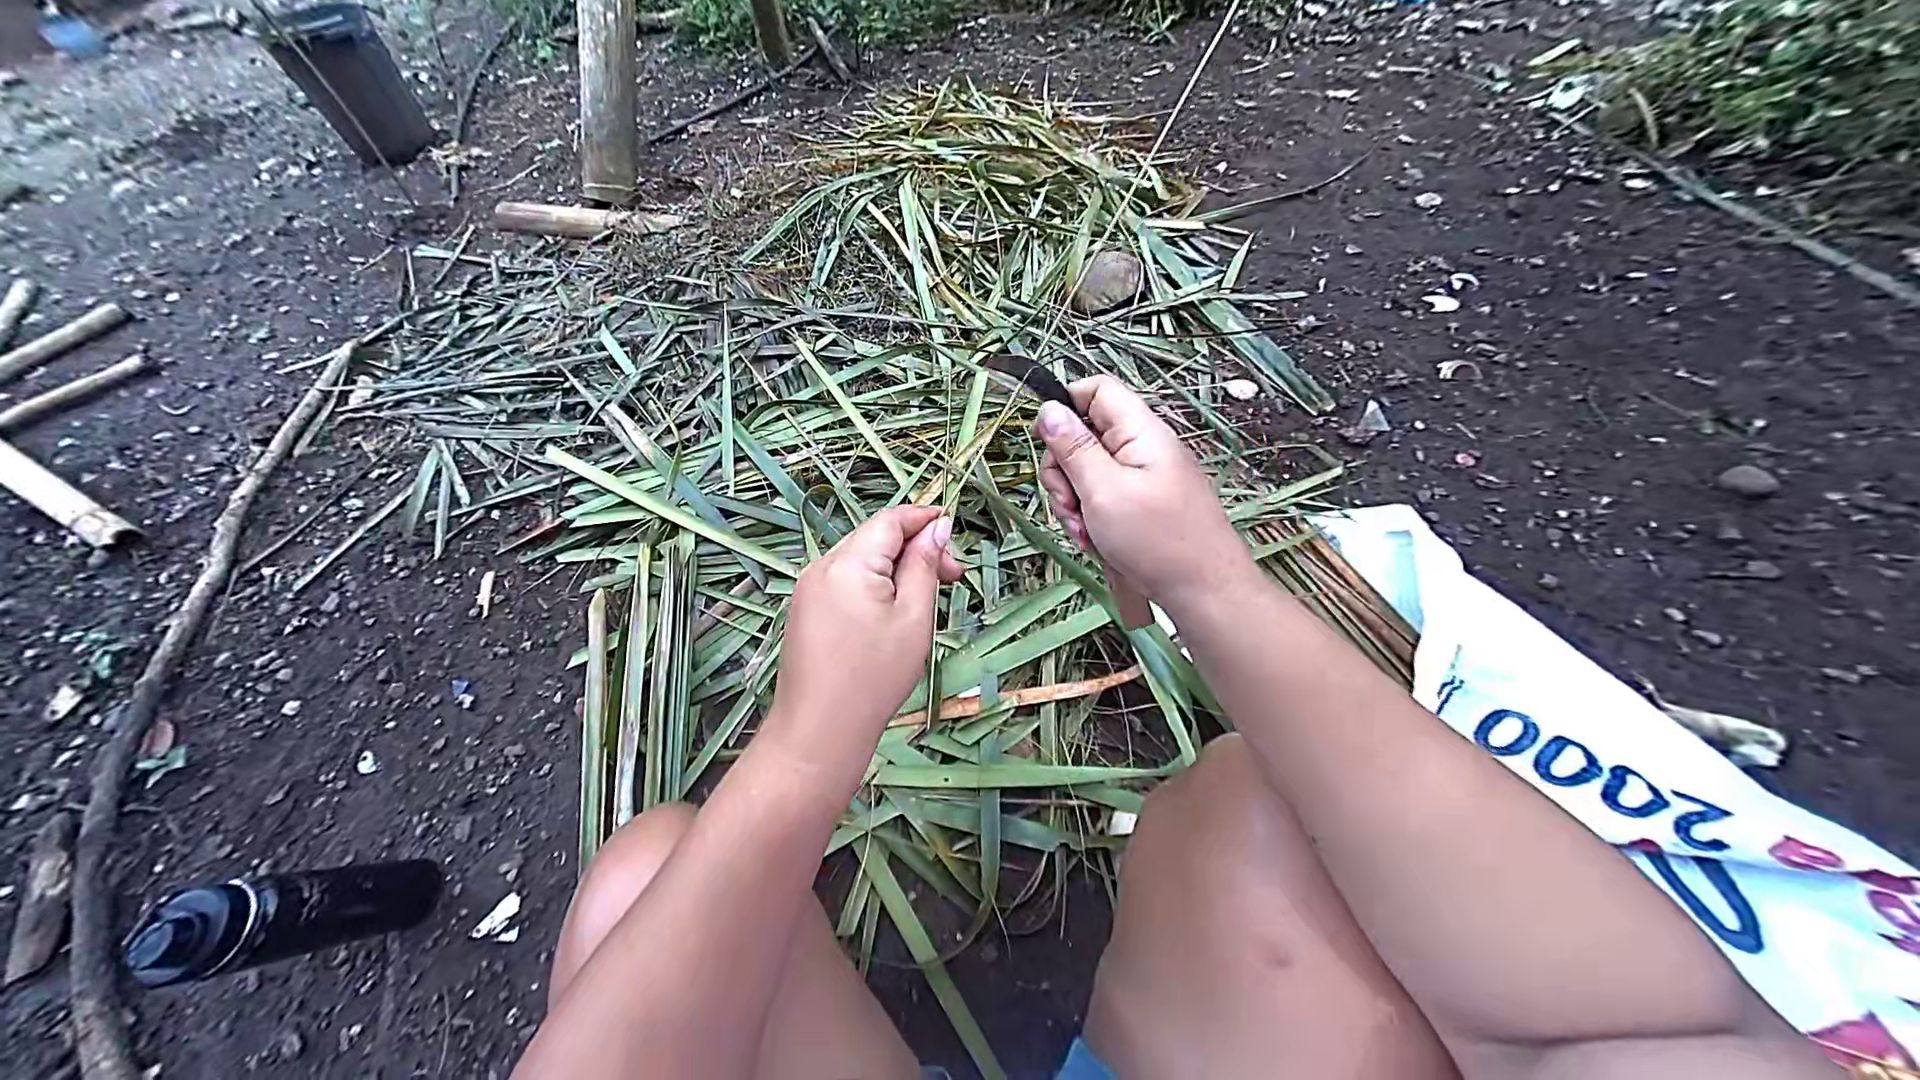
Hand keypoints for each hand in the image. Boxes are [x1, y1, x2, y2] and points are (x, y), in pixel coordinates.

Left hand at [763, 505, 963, 777]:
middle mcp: (821, 566)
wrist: (819, 730)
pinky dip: (874, 583)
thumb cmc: (875, 676)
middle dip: (915, 547)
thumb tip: (938, 527)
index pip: (890, 520)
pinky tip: (894, 609)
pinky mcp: (805, 609)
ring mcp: (808, 588)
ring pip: (861, 559)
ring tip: (926, 595)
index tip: (954, 532)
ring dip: (896, 566)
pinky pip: (846, 580)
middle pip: (875, 537)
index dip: (924, 519)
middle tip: (952, 575)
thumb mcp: (914, 616)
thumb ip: (924, 564)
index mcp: (847, 562)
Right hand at [1034, 375, 1253, 611]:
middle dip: (1063, 470)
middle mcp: (1141, 448)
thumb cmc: (1161, 543)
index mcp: (1140, 432)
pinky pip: (1100, 496)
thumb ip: (1073, 448)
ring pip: (1086, 471)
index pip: (1096, 390)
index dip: (1064, 407)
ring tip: (1084, 529)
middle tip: (1069, 502)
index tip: (1047, 442)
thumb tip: (1049, 410)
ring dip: (1073, 500)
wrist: (1202, 591)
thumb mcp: (1103, 491)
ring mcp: (1140, 476)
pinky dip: (1089, 516)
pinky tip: (1094, 538)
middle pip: (1082, 435)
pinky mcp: (1138, 501)